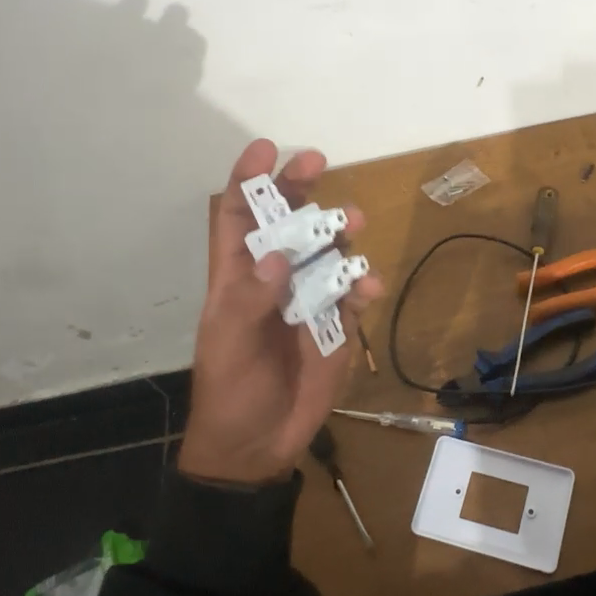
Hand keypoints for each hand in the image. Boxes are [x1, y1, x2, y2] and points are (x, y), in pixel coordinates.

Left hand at [178, 139, 383, 483]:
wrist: (259, 445)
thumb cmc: (230, 392)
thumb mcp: (227, 346)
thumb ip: (250, 301)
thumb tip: (278, 256)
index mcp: (236, 278)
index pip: (236, 218)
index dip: (248, 182)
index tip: (268, 150)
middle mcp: (274, 279)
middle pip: (288, 222)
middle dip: (300, 189)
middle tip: (319, 163)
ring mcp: (308, 299)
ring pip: (327, 250)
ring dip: (339, 231)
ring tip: (354, 222)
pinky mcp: (338, 324)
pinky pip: (354, 292)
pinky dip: (363, 283)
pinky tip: (368, 286)